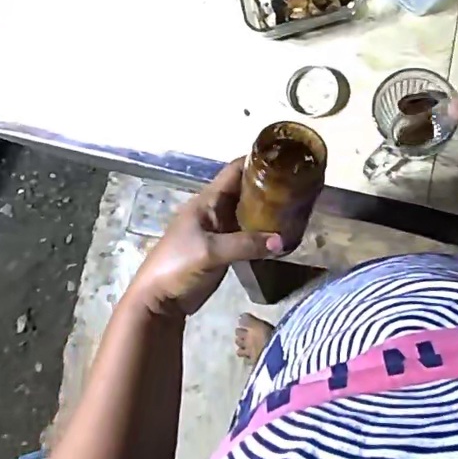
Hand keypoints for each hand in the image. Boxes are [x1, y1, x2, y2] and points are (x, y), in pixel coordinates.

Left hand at [124, 160, 282, 320]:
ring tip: (296, 204)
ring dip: (267, 207)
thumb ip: (246, 244)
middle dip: (268, 184)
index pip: (235, 170)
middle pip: (244, 189)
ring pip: (247, 210)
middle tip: (298, 183)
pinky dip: (263, 229)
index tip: (284, 158)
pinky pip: (247, 232)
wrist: (159, 300)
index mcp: (207, 200)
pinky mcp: (224, 247)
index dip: (256, 160)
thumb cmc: (178, 265)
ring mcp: (220, 229)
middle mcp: (215, 209)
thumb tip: (282, 241)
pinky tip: (282, 231)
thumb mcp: (211, 251)